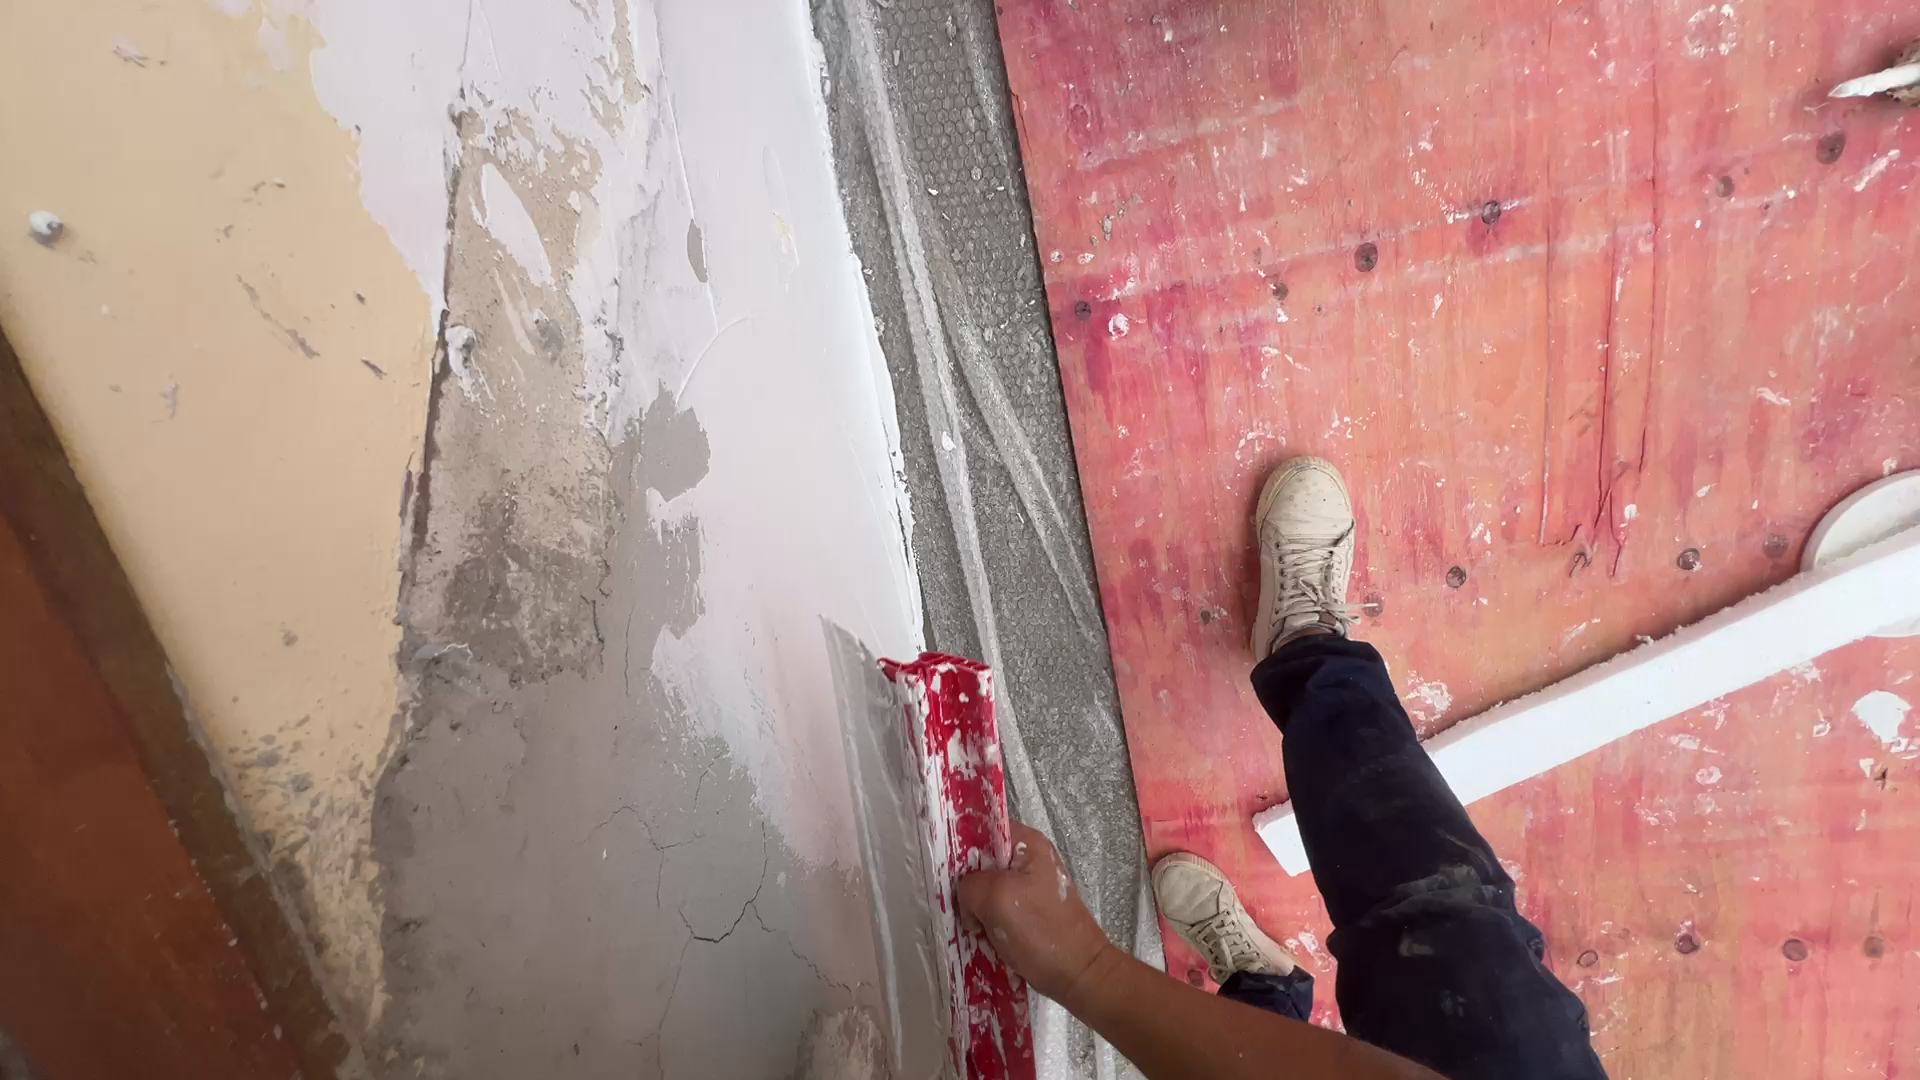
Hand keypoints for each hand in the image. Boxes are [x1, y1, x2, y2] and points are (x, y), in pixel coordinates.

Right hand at [956, 823, 1114, 1004]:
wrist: (1079, 976)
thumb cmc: (1041, 931)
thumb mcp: (997, 898)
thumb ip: (970, 885)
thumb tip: (968, 899)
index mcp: (1028, 843)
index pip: (985, 830)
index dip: (964, 848)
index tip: (948, 872)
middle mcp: (1030, 858)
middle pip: (984, 861)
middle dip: (969, 884)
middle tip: (963, 906)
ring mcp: (1031, 885)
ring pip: (989, 888)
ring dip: (978, 908)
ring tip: (975, 927)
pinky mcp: (1030, 910)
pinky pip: (998, 908)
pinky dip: (988, 921)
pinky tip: (984, 937)